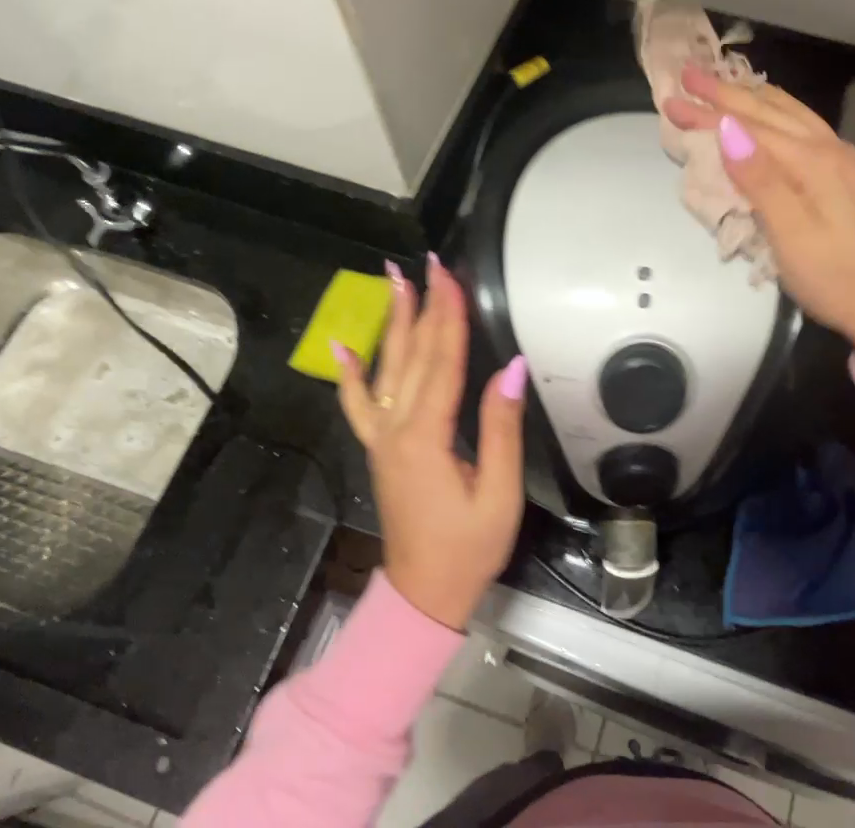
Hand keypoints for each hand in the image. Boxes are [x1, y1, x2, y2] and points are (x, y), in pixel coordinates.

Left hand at [334, 257, 527, 629]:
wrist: (424, 591)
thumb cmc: (470, 547)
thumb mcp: (498, 493)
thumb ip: (500, 428)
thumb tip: (511, 368)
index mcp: (426, 437)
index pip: (442, 362)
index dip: (449, 315)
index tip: (452, 275)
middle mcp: (396, 429)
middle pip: (413, 356)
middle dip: (422, 306)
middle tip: (426, 264)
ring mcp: (381, 439)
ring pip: (386, 369)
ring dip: (393, 324)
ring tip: (393, 282)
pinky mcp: (379, 449)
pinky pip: (359, 404)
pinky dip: (351, 374)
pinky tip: (343, 346)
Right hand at [669, 62, 854, 364]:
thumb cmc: (835, 279)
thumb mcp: (791, 235)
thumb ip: (760, 179)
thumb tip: (728, 129)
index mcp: (814, 162)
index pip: (750, 127)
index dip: (708, 113)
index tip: (669, 100)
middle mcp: (831, 150)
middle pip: (771, 112)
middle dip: (726, 94)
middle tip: (688, 74)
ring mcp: (843, 161)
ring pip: (791, 115)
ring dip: (752, 98)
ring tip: (723, 85)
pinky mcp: (846, 177)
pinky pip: (803, 128)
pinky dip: (776, 114)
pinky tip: (770, 117)